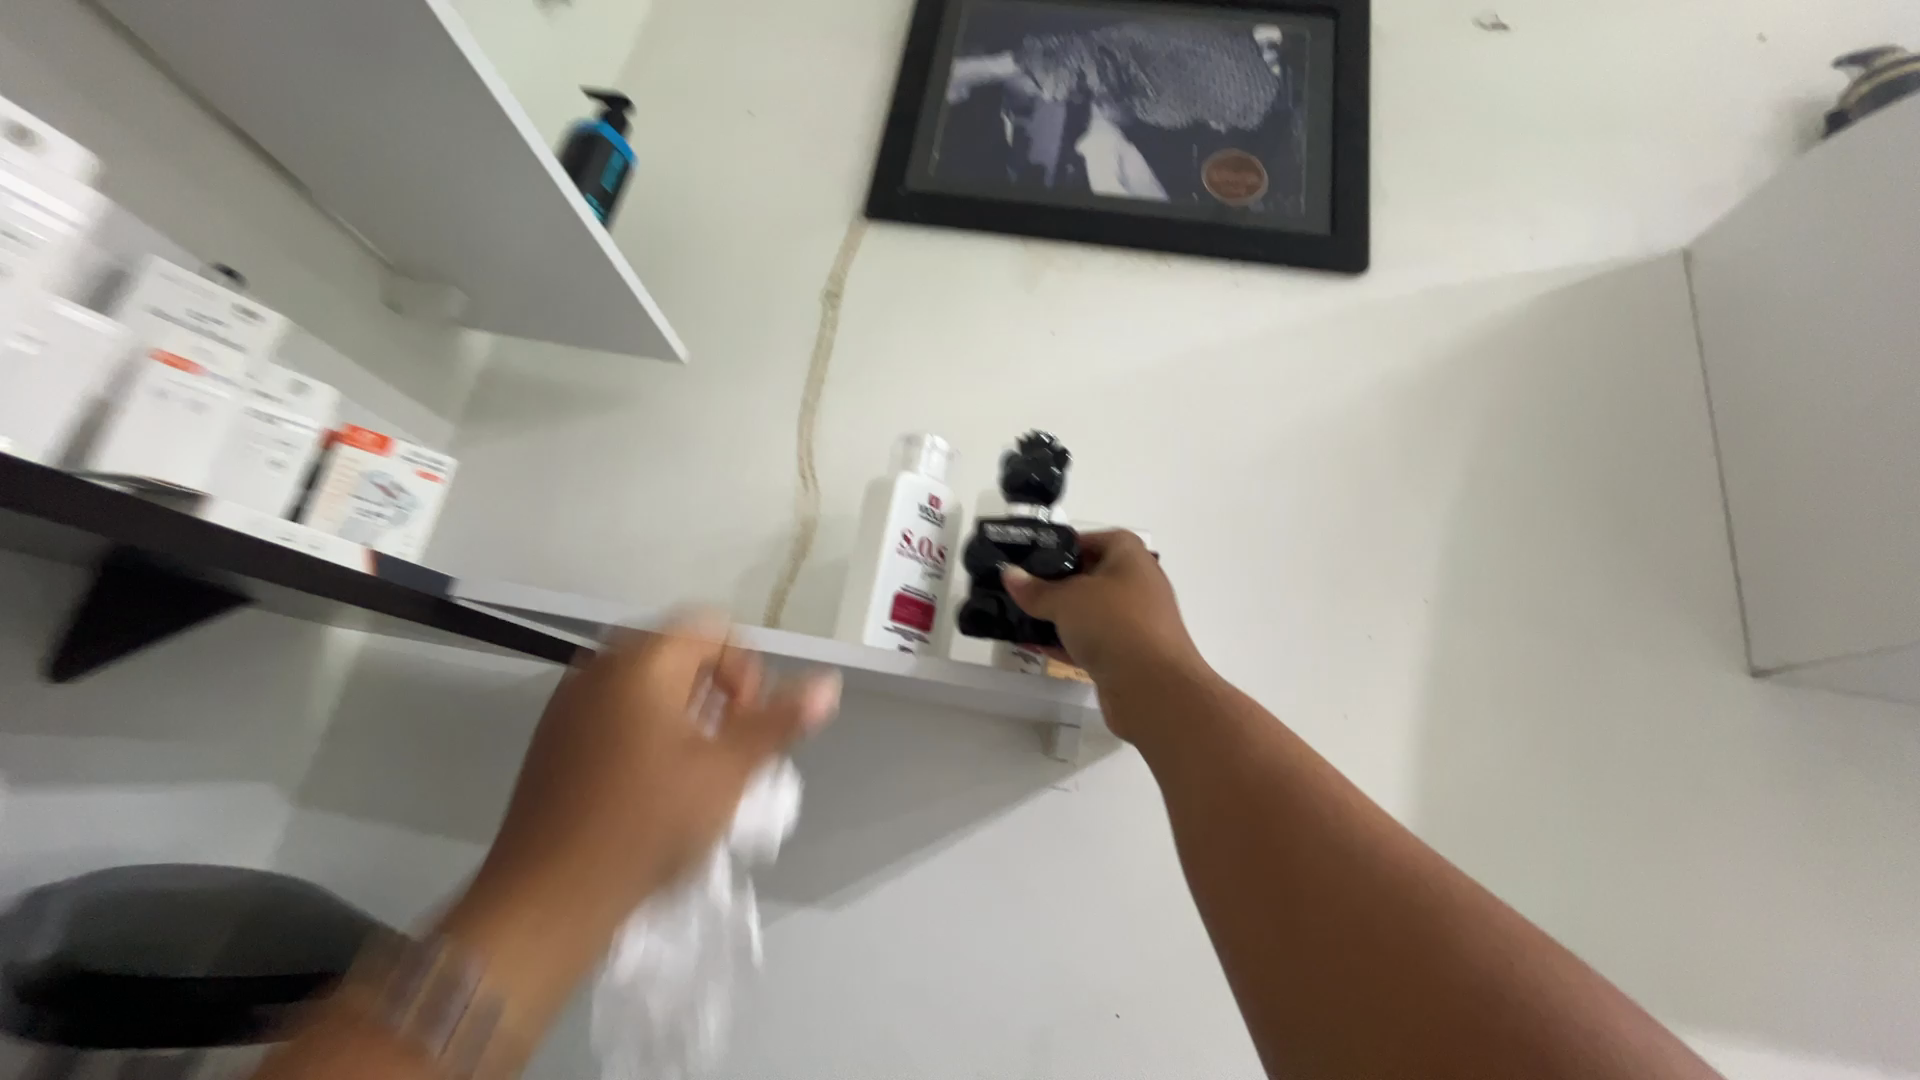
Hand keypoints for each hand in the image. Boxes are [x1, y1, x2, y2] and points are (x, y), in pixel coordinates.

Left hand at [436, 613, 838, 1034]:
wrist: (547, 900)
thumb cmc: (648, 825)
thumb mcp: (729, 772)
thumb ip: (779, 721)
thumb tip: (829, 683)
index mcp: (642, 661)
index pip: (713, 629)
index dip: (746, 672)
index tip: (745, 727)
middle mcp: (600, 666)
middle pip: (680, 652)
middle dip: (716, 690)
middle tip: (726, 747)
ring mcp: (569, 703)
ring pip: (646, 683)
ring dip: (683, 711)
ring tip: (695, 768)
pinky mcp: (552, 739)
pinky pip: (614, 710)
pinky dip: (645, 728)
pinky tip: (651, 782)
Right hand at [1001, 530, 1209, 726]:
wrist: (1154, 688)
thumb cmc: (1113, 624)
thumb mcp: (1066, 600)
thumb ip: (1036, 589)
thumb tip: (1010, 574)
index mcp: (1131, 559)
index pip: (1100, 539)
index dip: (1070, 544)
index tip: (1037, 556)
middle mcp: (1137, 587)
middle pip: (1093, 577)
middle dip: (1058, 583)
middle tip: (1024, 588)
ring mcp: (1134, 624)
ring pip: (1091, 613)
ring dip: (1060, 616)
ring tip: (1022, 617)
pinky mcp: (1127, 656)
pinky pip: (1092, 642)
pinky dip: (1067, 643)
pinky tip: (1036, 647)